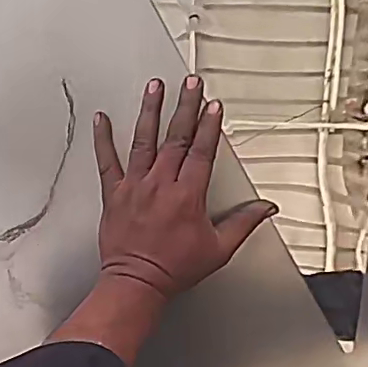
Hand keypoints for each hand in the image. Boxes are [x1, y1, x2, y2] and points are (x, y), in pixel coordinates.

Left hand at [92, 76, 279, 297]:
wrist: (136, 283)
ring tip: (154, 87)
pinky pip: (106, 161)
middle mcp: (160, 185)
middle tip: (190, 83)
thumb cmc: (173, 269)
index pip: (202, 150)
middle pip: (176, 137)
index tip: (213, 105)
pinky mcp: (113, 194)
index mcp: (188, 195)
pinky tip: (101, 119)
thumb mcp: (218, 249)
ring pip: (143, 141)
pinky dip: (102, 139)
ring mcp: (135, 187)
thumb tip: (266, 209)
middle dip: (185, 106)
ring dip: (150, 111)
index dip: (209, 125)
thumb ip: (243, 224)